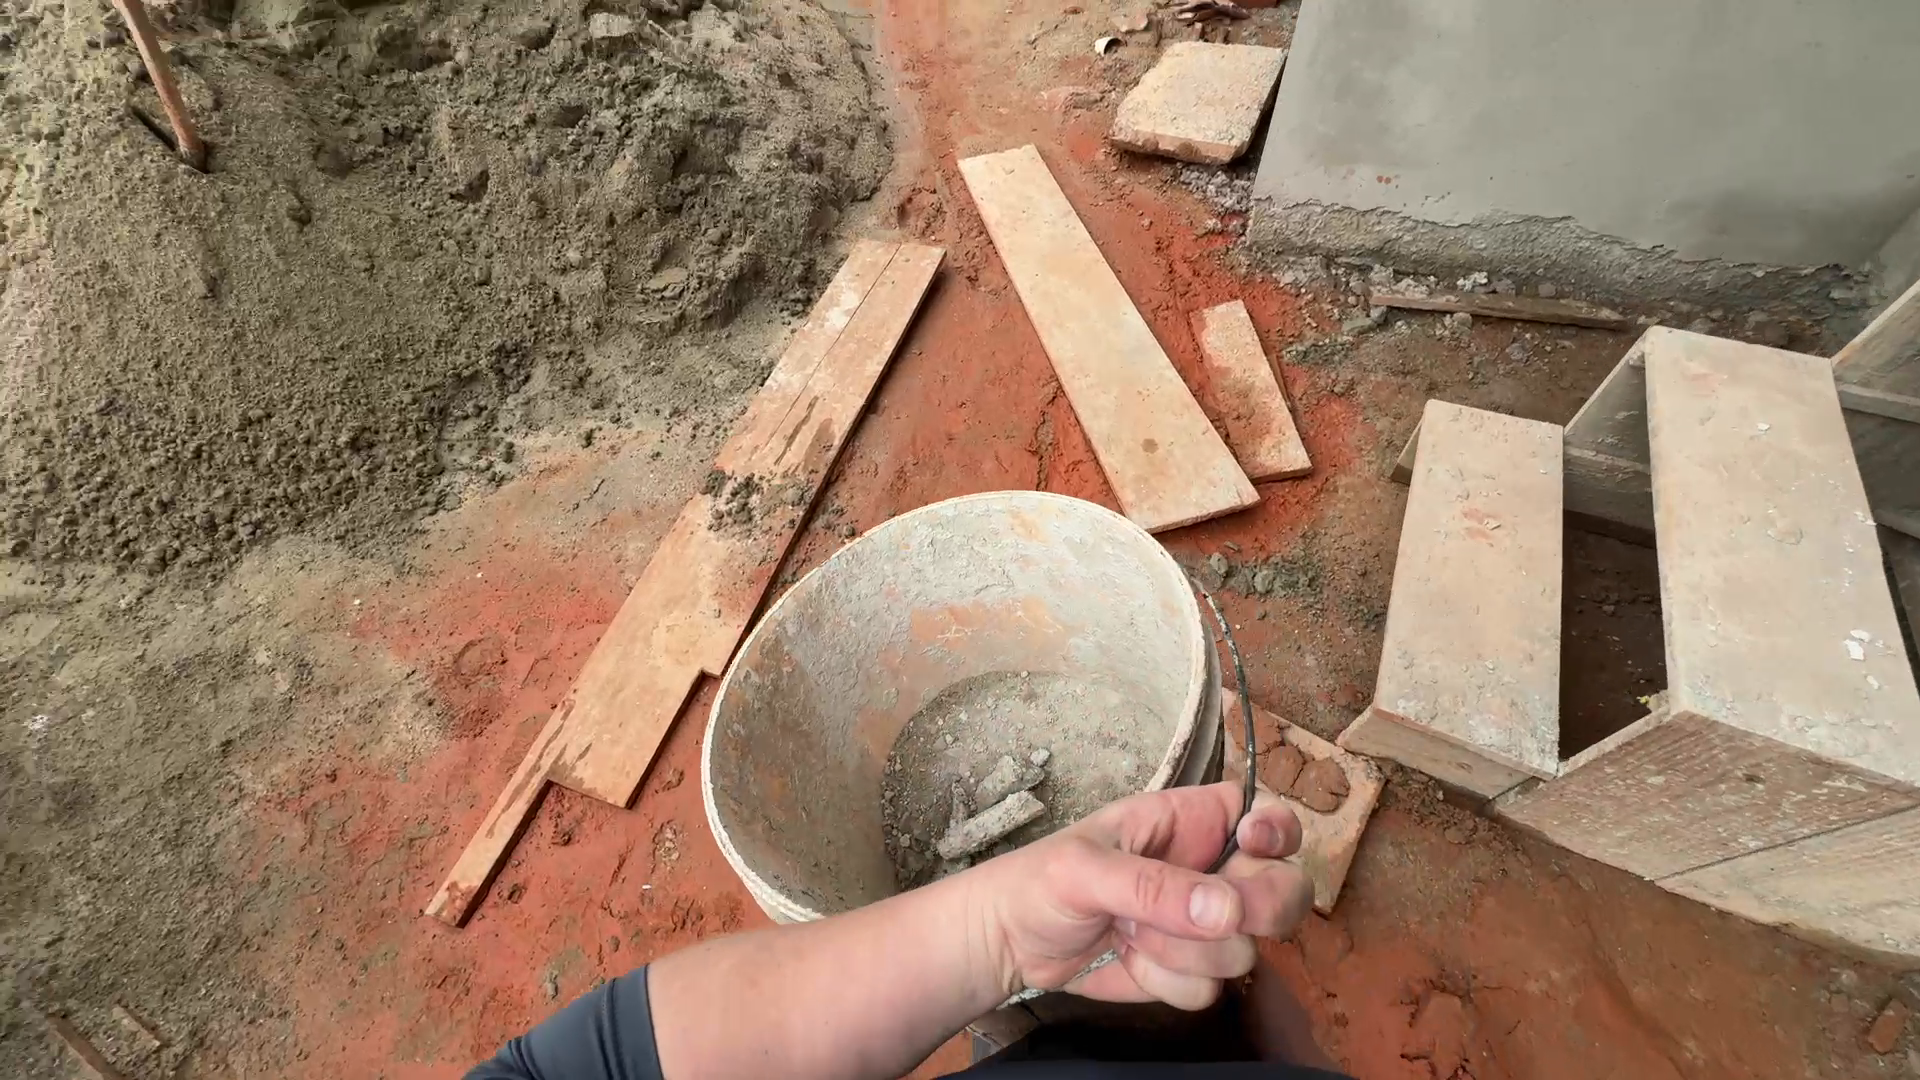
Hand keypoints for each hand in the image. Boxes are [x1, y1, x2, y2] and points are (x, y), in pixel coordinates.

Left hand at [962, 781, 1313, 1009]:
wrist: (1012, 942)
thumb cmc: (1042, 880)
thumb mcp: (1087, 868)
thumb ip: (1154, 885)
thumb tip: (1228, 908)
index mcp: (1184, 822)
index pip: (1259, 812)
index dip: (1275, 827)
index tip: (1255, 844)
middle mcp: (1204, 870)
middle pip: (1280, 886)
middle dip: (1257, 907)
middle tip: (1212, 917)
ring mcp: (1199, 924)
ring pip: (1245, 948)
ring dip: (1186, 951)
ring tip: (1127, 928)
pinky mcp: (1186, 972)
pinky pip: (1209, 990)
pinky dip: (1165, 982)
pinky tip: (1125, 957)